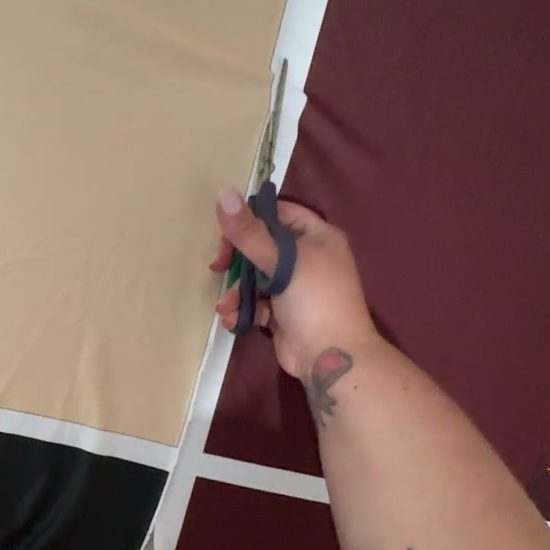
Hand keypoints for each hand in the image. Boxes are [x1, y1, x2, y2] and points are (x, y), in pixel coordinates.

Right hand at [209, 187, 378, 377]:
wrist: (331, 355)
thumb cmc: (314, 299)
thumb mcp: (282, 262)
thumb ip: (249, 232)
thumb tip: (223, 194)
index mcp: (316, 237)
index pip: (279, 214)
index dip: (251, 219)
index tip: (226, 233)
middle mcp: (307, 258)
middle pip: (261, 246)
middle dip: (237, 261)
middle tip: (218, 268)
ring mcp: (295, 287)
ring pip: (255, 277)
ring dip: (235, 291)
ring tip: (226, 306)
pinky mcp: (283, 312)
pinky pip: (256, 302)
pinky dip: (243, 309)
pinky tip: (234, 320)